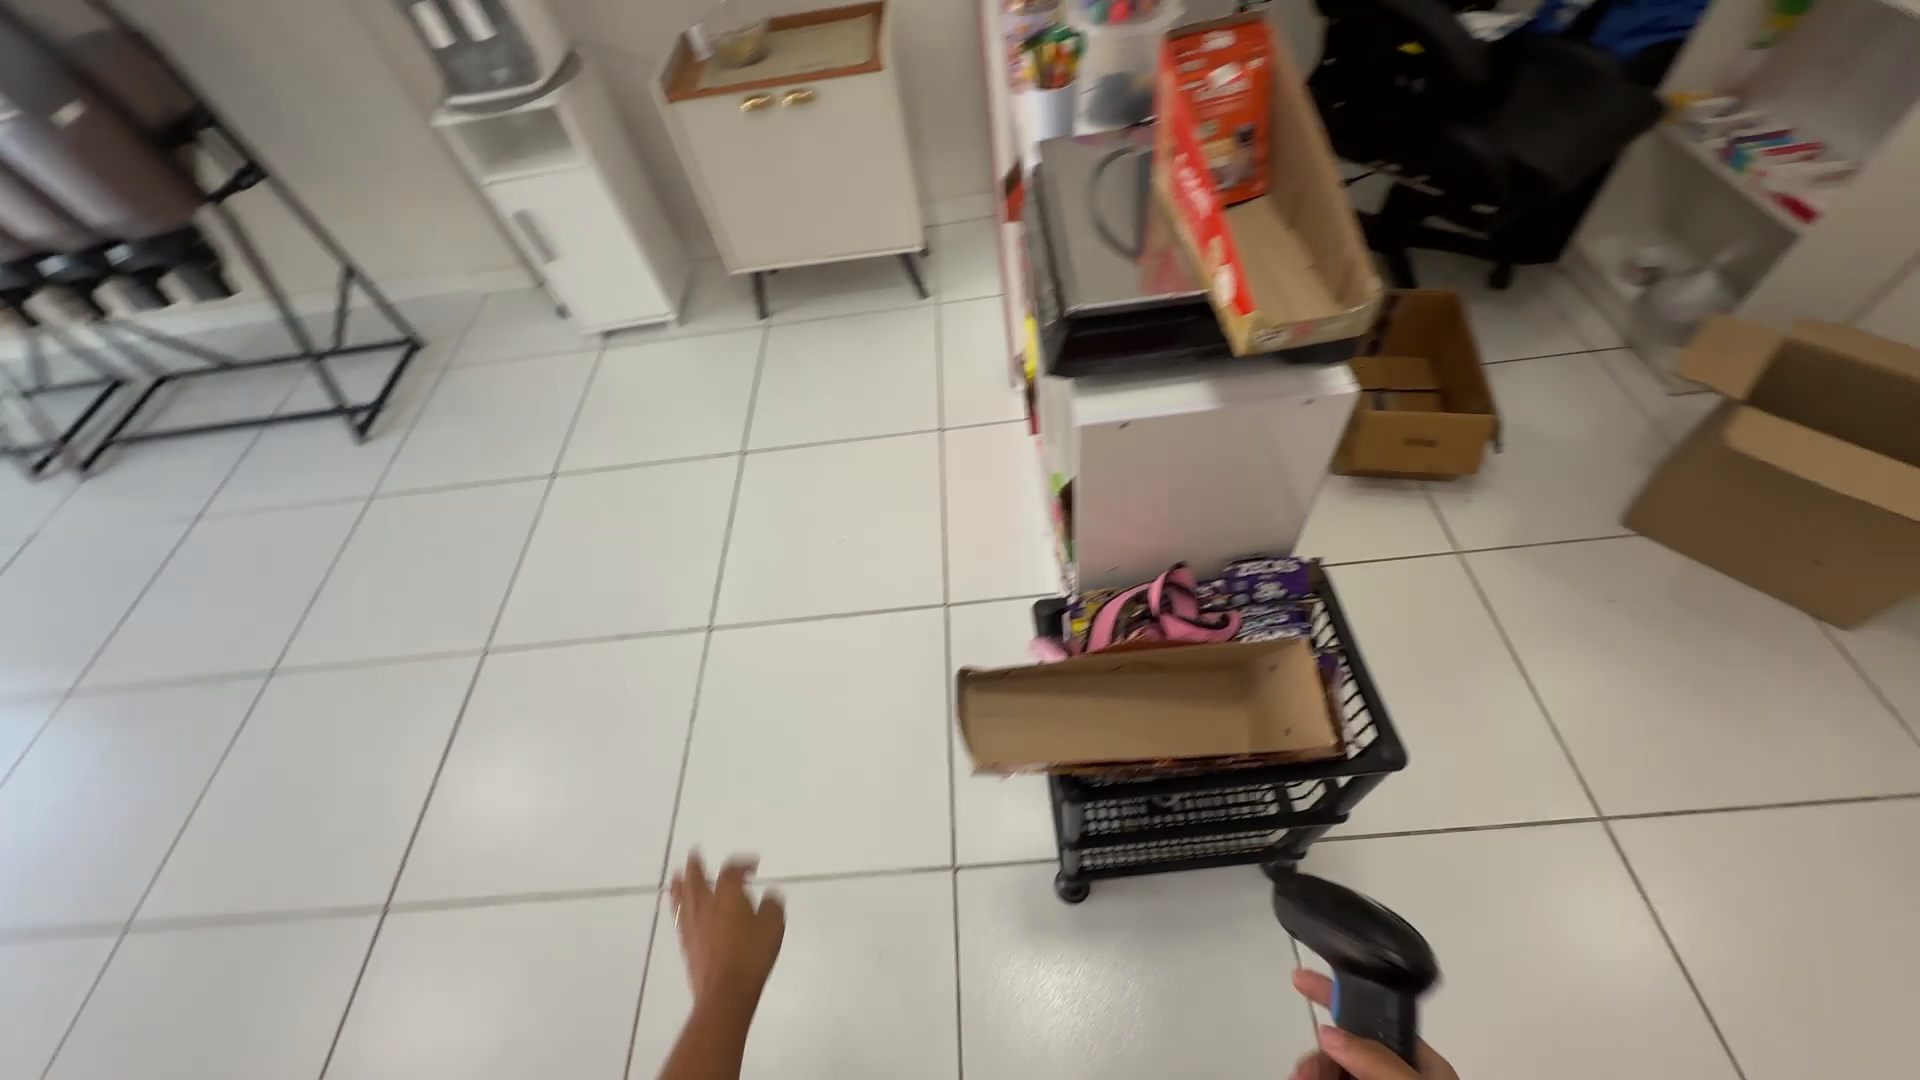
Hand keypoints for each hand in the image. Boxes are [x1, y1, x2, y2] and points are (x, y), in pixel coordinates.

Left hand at [670, 851, 785, 1011]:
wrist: (726, 992)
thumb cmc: (752, 955)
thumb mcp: (774, 925)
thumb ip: (772, 905)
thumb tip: (768, 896)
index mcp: (728, 895)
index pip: (731, 871)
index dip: (742, 864)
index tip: (754, 865)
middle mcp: (706, 905)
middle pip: (697, 879)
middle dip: (697, 865)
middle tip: (694, 854)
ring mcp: (693, 925)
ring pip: (682, 898)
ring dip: (680, 884)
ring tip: (677, 875)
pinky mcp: (686, 945)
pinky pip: (679, 918)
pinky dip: (678, 907)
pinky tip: (679, 909)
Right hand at [1288, 970, 1458, 1079]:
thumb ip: (1376, 1057)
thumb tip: (1329, 1032)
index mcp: (1418, 1057)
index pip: (1370, 1012)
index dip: (1333, 991)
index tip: (1299, 978)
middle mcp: (1398, 1068)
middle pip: (1344, 1045)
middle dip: (1318, 1053)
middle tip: (1300, 1072)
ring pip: (1336, 1066)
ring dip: (1315, 1070)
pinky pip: (1337, 1079)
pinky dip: (1318, 1077)